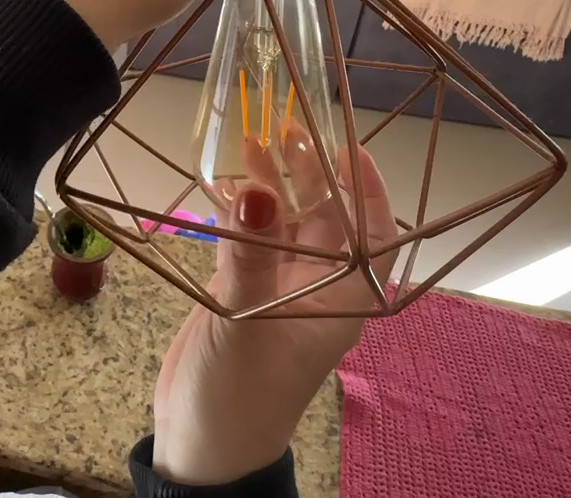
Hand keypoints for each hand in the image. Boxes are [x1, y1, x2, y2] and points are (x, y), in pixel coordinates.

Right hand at [151, 142, 393, 485]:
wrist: (202, 443)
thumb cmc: (241, 393)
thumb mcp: (246, 324)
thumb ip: (250, 257)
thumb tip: (255, 189)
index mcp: (339, 299)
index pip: (369, 235)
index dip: (364, 188)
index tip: (346, 145)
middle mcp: (315, 286)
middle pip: (322, 217)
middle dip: (309, 173)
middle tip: (286, 126)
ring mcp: (277, 284)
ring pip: (282, 221)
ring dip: (269, 184)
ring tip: (251, 140)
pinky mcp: (243, 287)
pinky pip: (248, 235)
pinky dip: (238, 208)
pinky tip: (224, 182)